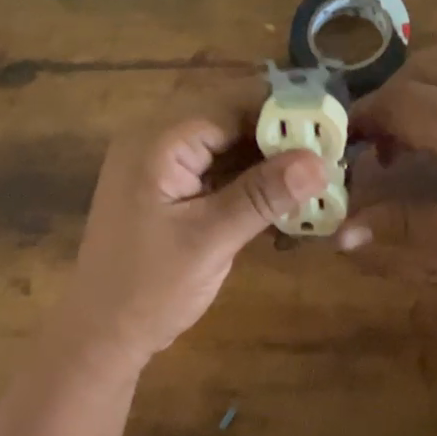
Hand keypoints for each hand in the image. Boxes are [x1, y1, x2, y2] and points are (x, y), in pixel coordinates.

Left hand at [48, 85, 327, 368]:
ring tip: (317, 177)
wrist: (101, 333)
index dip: (286, 112)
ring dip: (266, 161)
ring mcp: (158, 166)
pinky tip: (283, 200)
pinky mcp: (166, 192)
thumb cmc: (150, 288)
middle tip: (331, 156)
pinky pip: (213, 172)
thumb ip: (263, 196)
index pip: (233, 102)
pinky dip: (246, 183)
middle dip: (280, 136)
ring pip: (225, 146)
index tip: (334, 128)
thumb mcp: (210, 240)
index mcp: (158, 140)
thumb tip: (320, 161)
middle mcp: (155, 140)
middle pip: (230, 119)